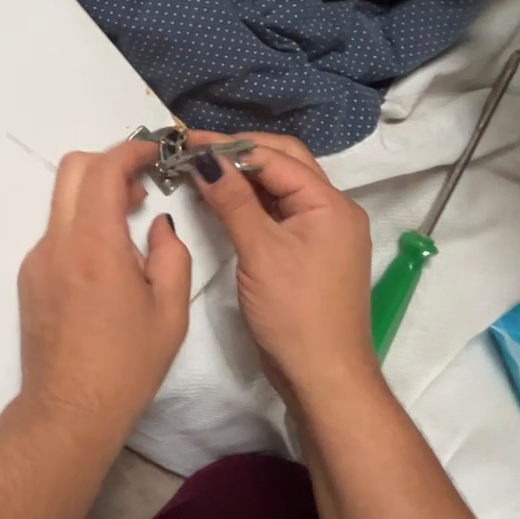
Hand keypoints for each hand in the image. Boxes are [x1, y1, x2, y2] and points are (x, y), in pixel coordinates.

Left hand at [14, 140, 191, 438]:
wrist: (68, 410)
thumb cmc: (126, 364)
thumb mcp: (169, 311)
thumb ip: (171, 254)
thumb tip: (158, 223)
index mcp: (93, 243)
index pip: (103, 169)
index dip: (131, 150)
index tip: (156, 154)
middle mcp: (57, 240)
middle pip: (72, 169)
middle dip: (109, 164)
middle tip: (141, 187)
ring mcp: (37, 256)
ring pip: (62, 200)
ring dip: (95, 195)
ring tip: (130, 223)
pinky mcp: (29, 275)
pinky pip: (57, 231)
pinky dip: (82, 225)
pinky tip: (107, 264)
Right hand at [185, 132, 377, 401]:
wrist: (323, 378)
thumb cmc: (294, 312)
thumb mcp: (258, 250)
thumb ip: (232, 199)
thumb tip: (205, 158)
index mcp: (329, 204)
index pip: (275, 156)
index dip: (229, 145)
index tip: (187, 141)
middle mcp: (332, 209)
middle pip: (282, 163)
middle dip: (239, 152)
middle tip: (195, 152)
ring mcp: (322, 231)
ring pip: (279, 186)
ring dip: (243, 175)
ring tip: (201, 171)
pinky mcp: (308, 249)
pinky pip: (277, 209)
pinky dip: (250, 200)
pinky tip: (221, 200)